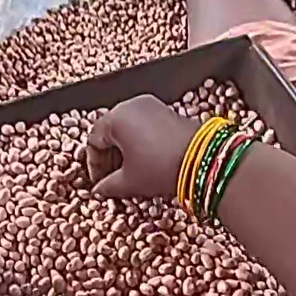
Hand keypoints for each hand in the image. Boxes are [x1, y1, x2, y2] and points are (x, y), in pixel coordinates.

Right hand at [83, 95, 200, 201]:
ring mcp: (151, 105)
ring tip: (127, 172)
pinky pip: (143, 125)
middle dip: (108, 156)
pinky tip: (143, 162)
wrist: (202, 160)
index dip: (94, 165)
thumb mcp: (129, 182)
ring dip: (123, 149)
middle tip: (110, 179)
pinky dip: (138, 142)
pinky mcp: (166, 111)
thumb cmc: (159, 168)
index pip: (93, 140)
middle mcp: (131, 105)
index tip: (98, 182)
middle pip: (109, 131)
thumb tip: (98, 190)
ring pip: (127, 127)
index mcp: (115, 118)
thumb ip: (108, 186)